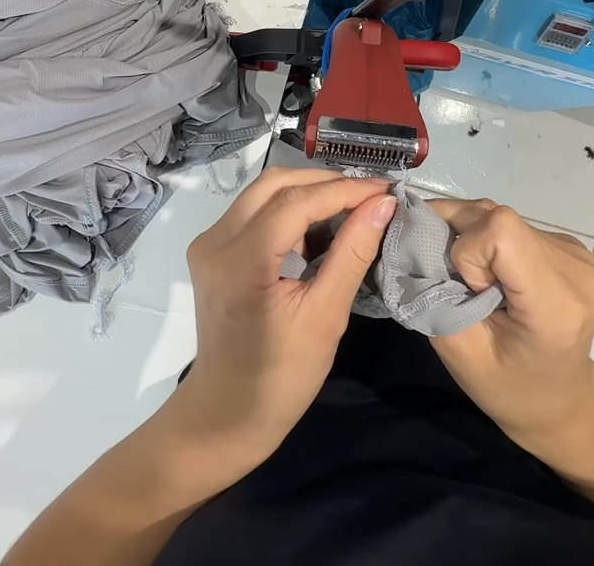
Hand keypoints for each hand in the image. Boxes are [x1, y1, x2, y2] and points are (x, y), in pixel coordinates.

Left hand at [166, 167, 396, 469]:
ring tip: (352, 205)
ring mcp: (208, 243)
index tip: (386, 189)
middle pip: (274, 184)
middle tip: (371, 194)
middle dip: (324, 182)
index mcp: (240, 260)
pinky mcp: (211, 250)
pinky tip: (319, 226)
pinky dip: (287, 210)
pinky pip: (252, 212)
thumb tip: (382, 205)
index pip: (296, 203)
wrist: (228, 411)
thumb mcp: (326, 316)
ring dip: (306, 193)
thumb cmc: (282, 376)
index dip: (344, 190)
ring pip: (261, 193)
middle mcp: (215, 240)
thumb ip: (352, 254)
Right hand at [426, 198, 593, 450]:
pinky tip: (493, 272)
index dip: (467, 250)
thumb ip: (435, 298)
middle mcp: (575, 268)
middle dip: (459, 238)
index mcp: (556, 303)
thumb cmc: (510, 389)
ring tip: (474, 279)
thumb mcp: (461, 354)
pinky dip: (487, 239)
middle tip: (455, 279)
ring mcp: (577, 254)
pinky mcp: (569, 246)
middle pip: (496, 216)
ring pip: (499, 215)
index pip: (501, 230)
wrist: (562, 402)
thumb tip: (411, 243)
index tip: (467, 289)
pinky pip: (512, 224)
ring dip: (471, 237)